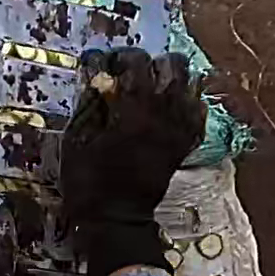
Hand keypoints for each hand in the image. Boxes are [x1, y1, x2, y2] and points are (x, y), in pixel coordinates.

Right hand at [60, 50, 205, 275]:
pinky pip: (197, 110)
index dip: (116, 57)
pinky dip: (184, 102)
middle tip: (127, 74)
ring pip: (190, 83)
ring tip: (147, 88)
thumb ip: (90, 105)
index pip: (134, 62)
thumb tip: (96, 76)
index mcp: (134, 107)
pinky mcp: (187, 142)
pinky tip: (166, 108)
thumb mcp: (77, 140)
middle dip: (149, 62)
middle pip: (172, 64)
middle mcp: (165, 110)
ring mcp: (181, 126)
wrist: (116, 218)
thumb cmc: (89, 180)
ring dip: (169, 79)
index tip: (100, 63)